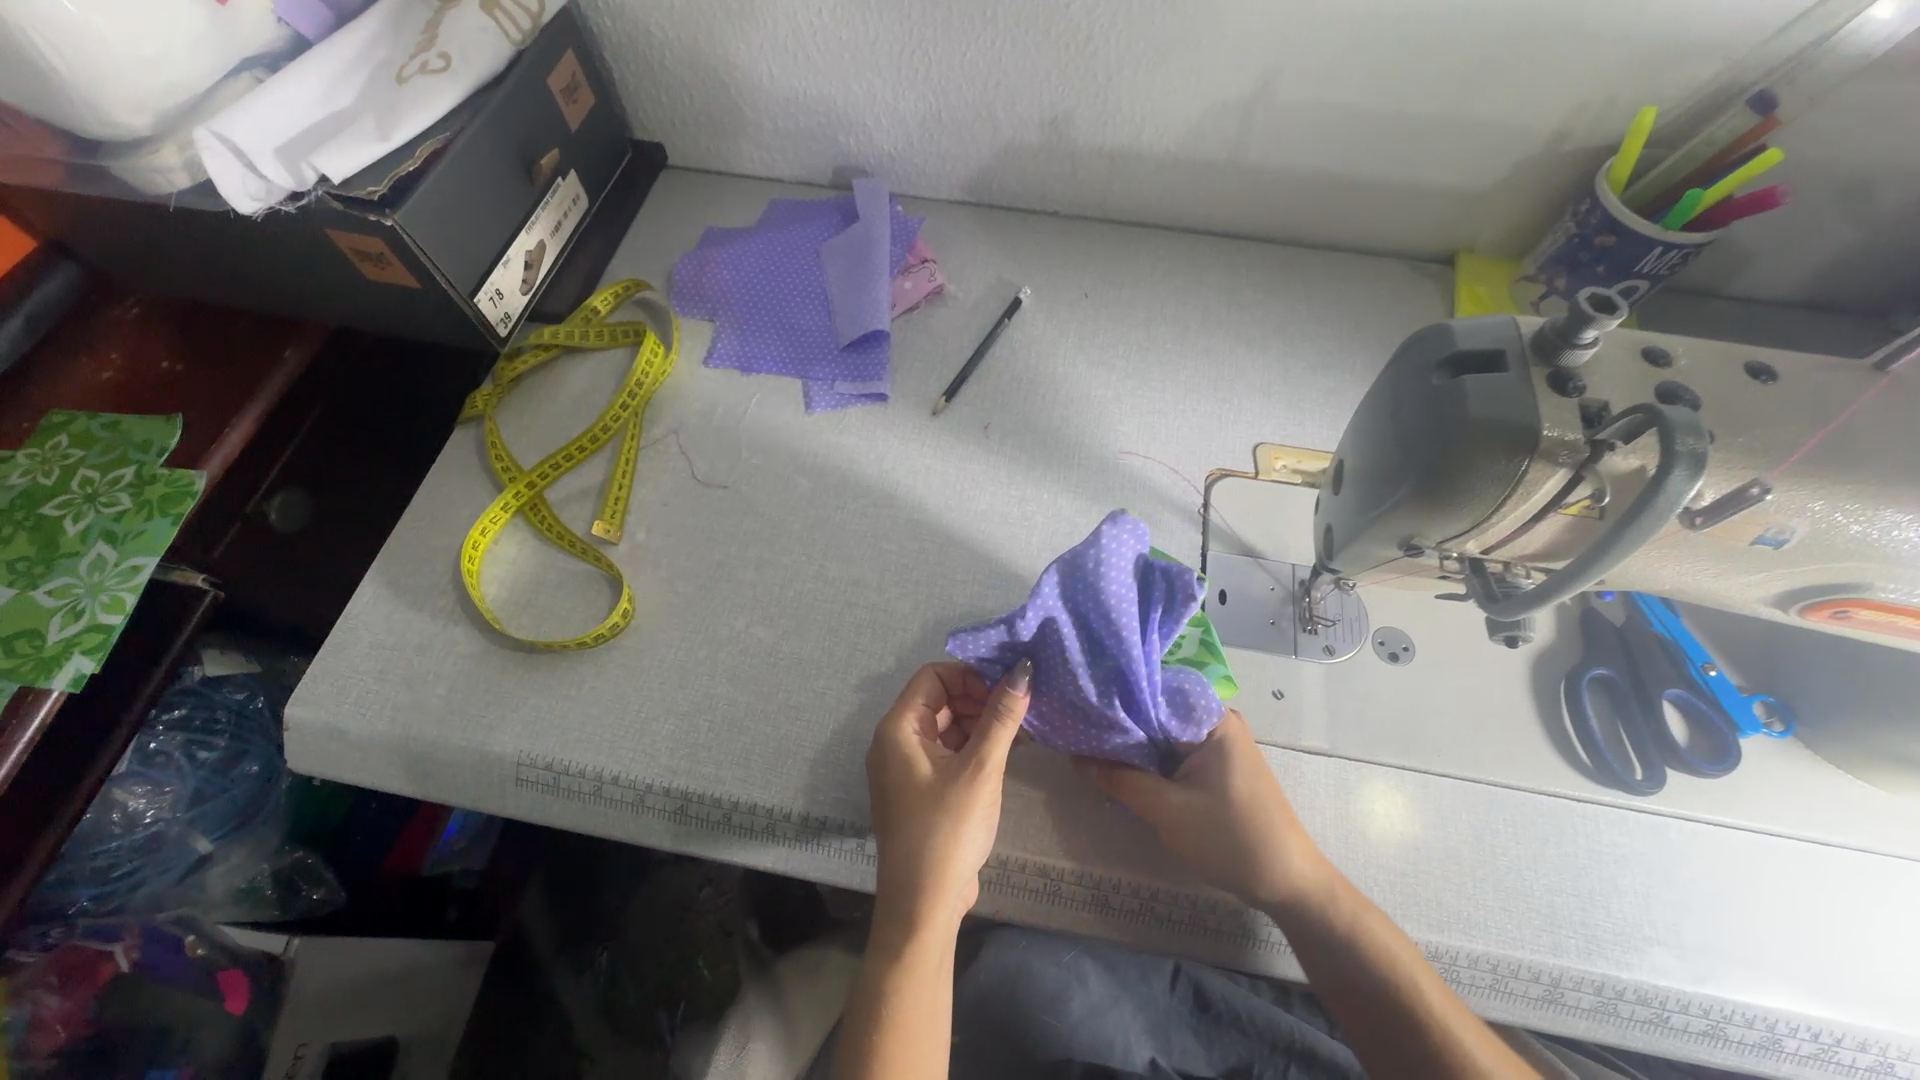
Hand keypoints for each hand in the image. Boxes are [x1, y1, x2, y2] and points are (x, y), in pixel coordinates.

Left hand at [865, 660, 1030, 930]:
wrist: (923, 902)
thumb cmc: (947, 829)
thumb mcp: (980, 769)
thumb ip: (1001, 718)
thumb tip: (1023, 671)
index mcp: (898, 729)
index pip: (933, 676)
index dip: (970, 677)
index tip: (1007, 691)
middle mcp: (895, 742)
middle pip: (939, 700)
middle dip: (979, 700)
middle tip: (1019, 714)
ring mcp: (906, 769)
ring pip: (945, 728)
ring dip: (980, 725)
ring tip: (1020, 733)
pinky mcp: (920, 791)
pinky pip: (946, 754)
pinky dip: (973, 748)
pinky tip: (1006, 754)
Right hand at [1081, 709, 1328, 912]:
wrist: (1287, 882)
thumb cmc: (1230, 838)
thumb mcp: (1166, 810)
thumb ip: (1119, 779)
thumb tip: (1077, 756)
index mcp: (1211, 717)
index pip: (1151, 692)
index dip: (1112, 699)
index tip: (1076, 705)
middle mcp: (1216, 720)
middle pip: (1156, 711)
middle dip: (1118, 724)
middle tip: (1075, 729)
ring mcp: (1219, 743)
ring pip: (1162, 734)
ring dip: (1132, 745)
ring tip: (1088, 747)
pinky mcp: (1218, 765)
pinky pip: (1174, 751)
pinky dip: (1150, 759)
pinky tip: (1121, 769)